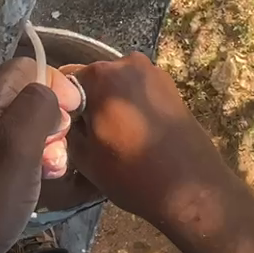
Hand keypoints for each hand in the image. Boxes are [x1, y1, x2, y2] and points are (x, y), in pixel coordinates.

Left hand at [0, 58, 81, 252]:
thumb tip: (52, 92)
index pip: (30, 66)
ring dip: (45, 148)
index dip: (57, 85)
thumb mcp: (17, 144)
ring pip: (23, 129)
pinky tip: (32, 190)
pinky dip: (29, 167)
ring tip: (48, 176)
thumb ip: (38, 105)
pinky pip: (12, 154)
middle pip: (29, 97)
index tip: (73, 118)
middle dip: (54, 122)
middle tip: (56, 156)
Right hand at [61, 52, 235, 230]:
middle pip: (92, 79)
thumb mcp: (84, 157)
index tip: (66, 128)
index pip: (64, 82)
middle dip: (88, 101)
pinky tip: (133, 131)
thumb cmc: (132, 173)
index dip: (61, 106)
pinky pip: (137, 90)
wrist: (192, 189)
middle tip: (89, 133)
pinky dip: (131, 104)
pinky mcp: (170, 84)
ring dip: (111, 102)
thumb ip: (66, 130)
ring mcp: (151, 71)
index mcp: (100, 76)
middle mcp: (125, 63)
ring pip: (116, 84)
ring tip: (113, 135)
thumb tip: (61, 119)